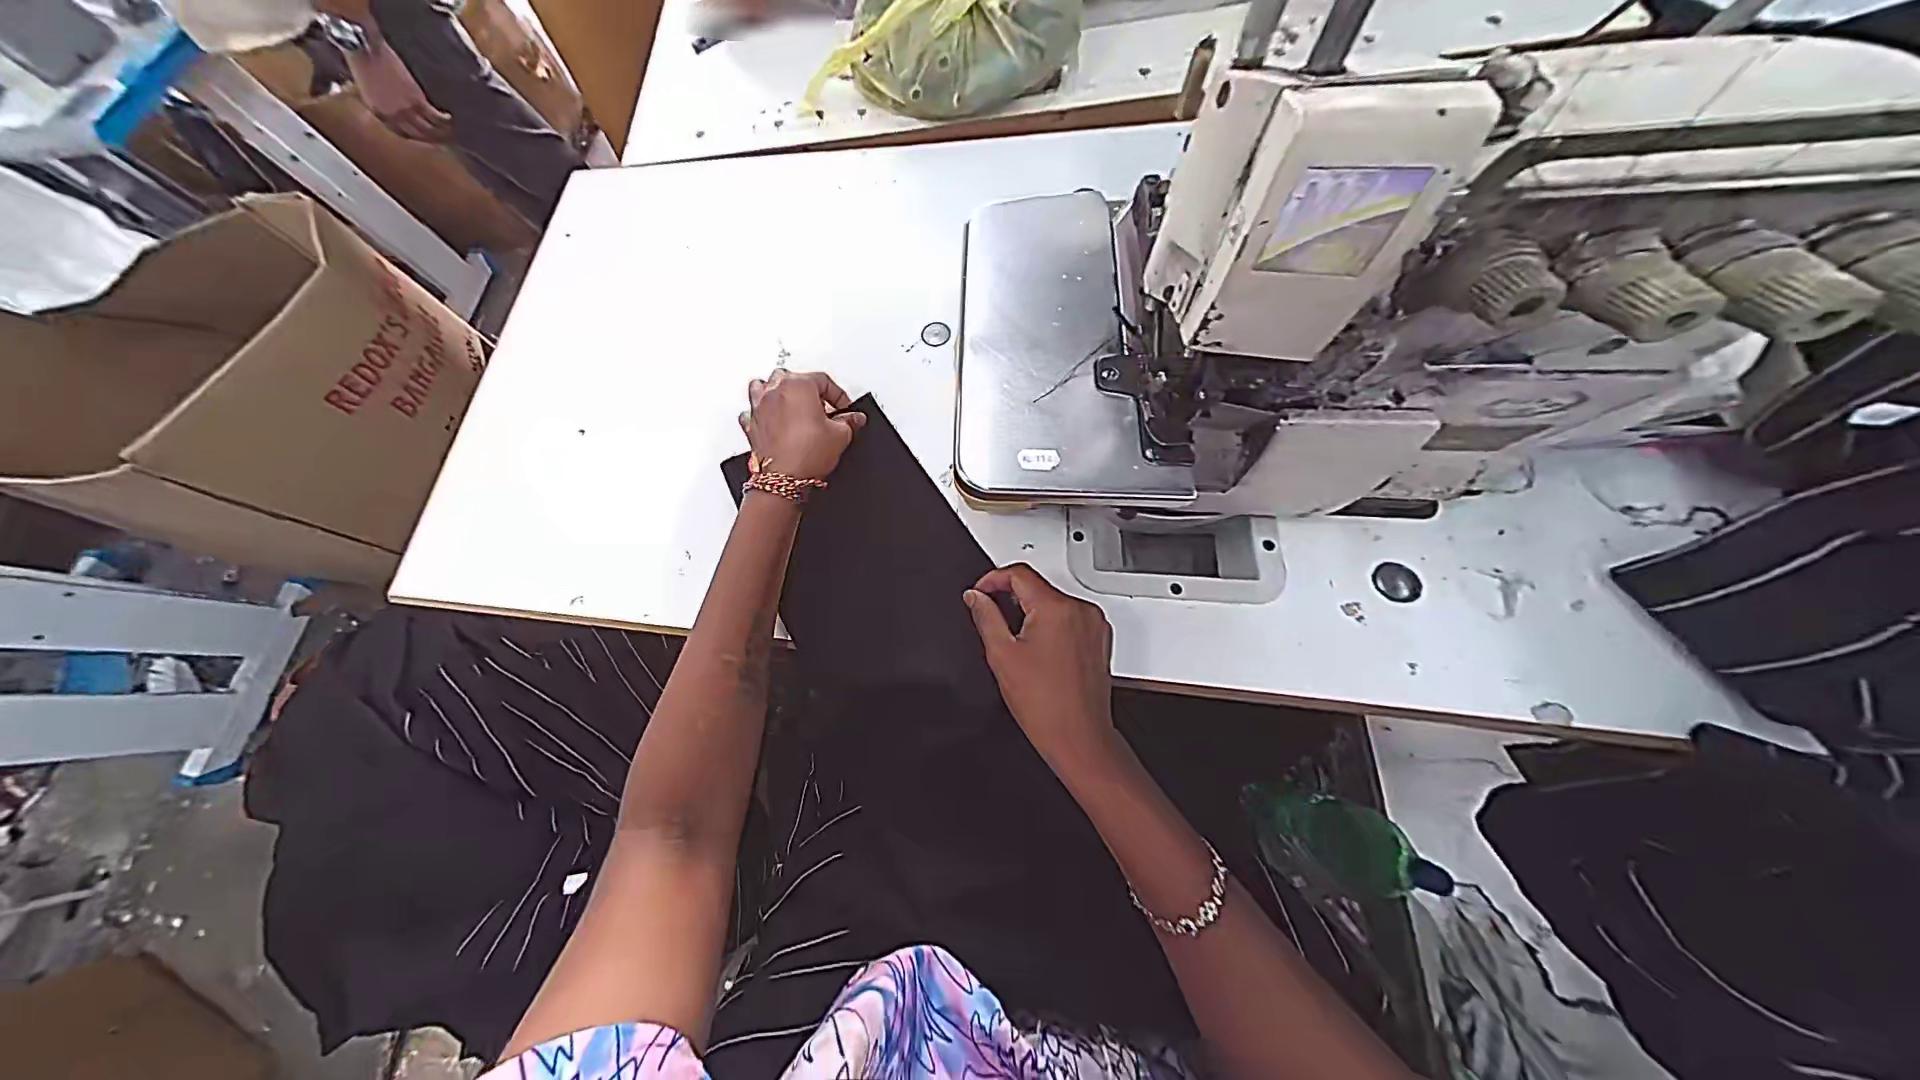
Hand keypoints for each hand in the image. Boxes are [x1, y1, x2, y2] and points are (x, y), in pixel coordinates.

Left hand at [348, 44, 453, 142]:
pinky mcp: (417, 100)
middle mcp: (394, 116)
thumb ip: (379, 103)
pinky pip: (434, 116)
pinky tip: (449, 117)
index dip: (411, 137)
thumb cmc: (360, 63)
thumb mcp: (365, 89)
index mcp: (379, 113)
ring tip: (450, 134)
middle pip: (417, 135)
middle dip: (429, 140)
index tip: (421, 139)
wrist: (364, 49)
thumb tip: (391, 109)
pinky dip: (444, 119)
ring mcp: (407, 109)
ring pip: (429, 129)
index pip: (398, 133)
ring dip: (441, 133)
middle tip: (441, 142)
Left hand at [738, 370, 865, 482]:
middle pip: (794, 379)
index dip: (839, 396)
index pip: (824, 380)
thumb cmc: (805, 455)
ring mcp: (758, 405)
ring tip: (797, 408)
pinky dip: (765, 413)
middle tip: (825, 410)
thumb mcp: (840, 435)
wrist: (783, 479)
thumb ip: (849, 421)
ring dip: (782, 394)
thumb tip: (854, 418)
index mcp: (798, 384)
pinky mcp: (751, 423)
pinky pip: (755, 409)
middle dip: (811, 392)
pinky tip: (776, 422)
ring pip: (767, 387)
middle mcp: (774, 390)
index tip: (845, 409)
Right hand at [964, 563, 1115, 763]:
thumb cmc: (1046, 706)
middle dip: (1011, 598)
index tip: (980, 591)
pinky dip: (1051, 624)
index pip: (1019, 573)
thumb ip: (985, 616)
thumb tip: (976, 596)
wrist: (1078, 736)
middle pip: (1037, 586)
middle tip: (992, 618)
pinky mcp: (1099, 637)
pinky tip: (1039, 650)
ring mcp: (1094, 624)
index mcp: (1057, 609)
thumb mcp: (1002, 655)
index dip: (992, 579)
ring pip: (1053, 601)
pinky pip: (1069, 617)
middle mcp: (1081, 610)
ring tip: (1017, 642)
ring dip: (1031, 611)